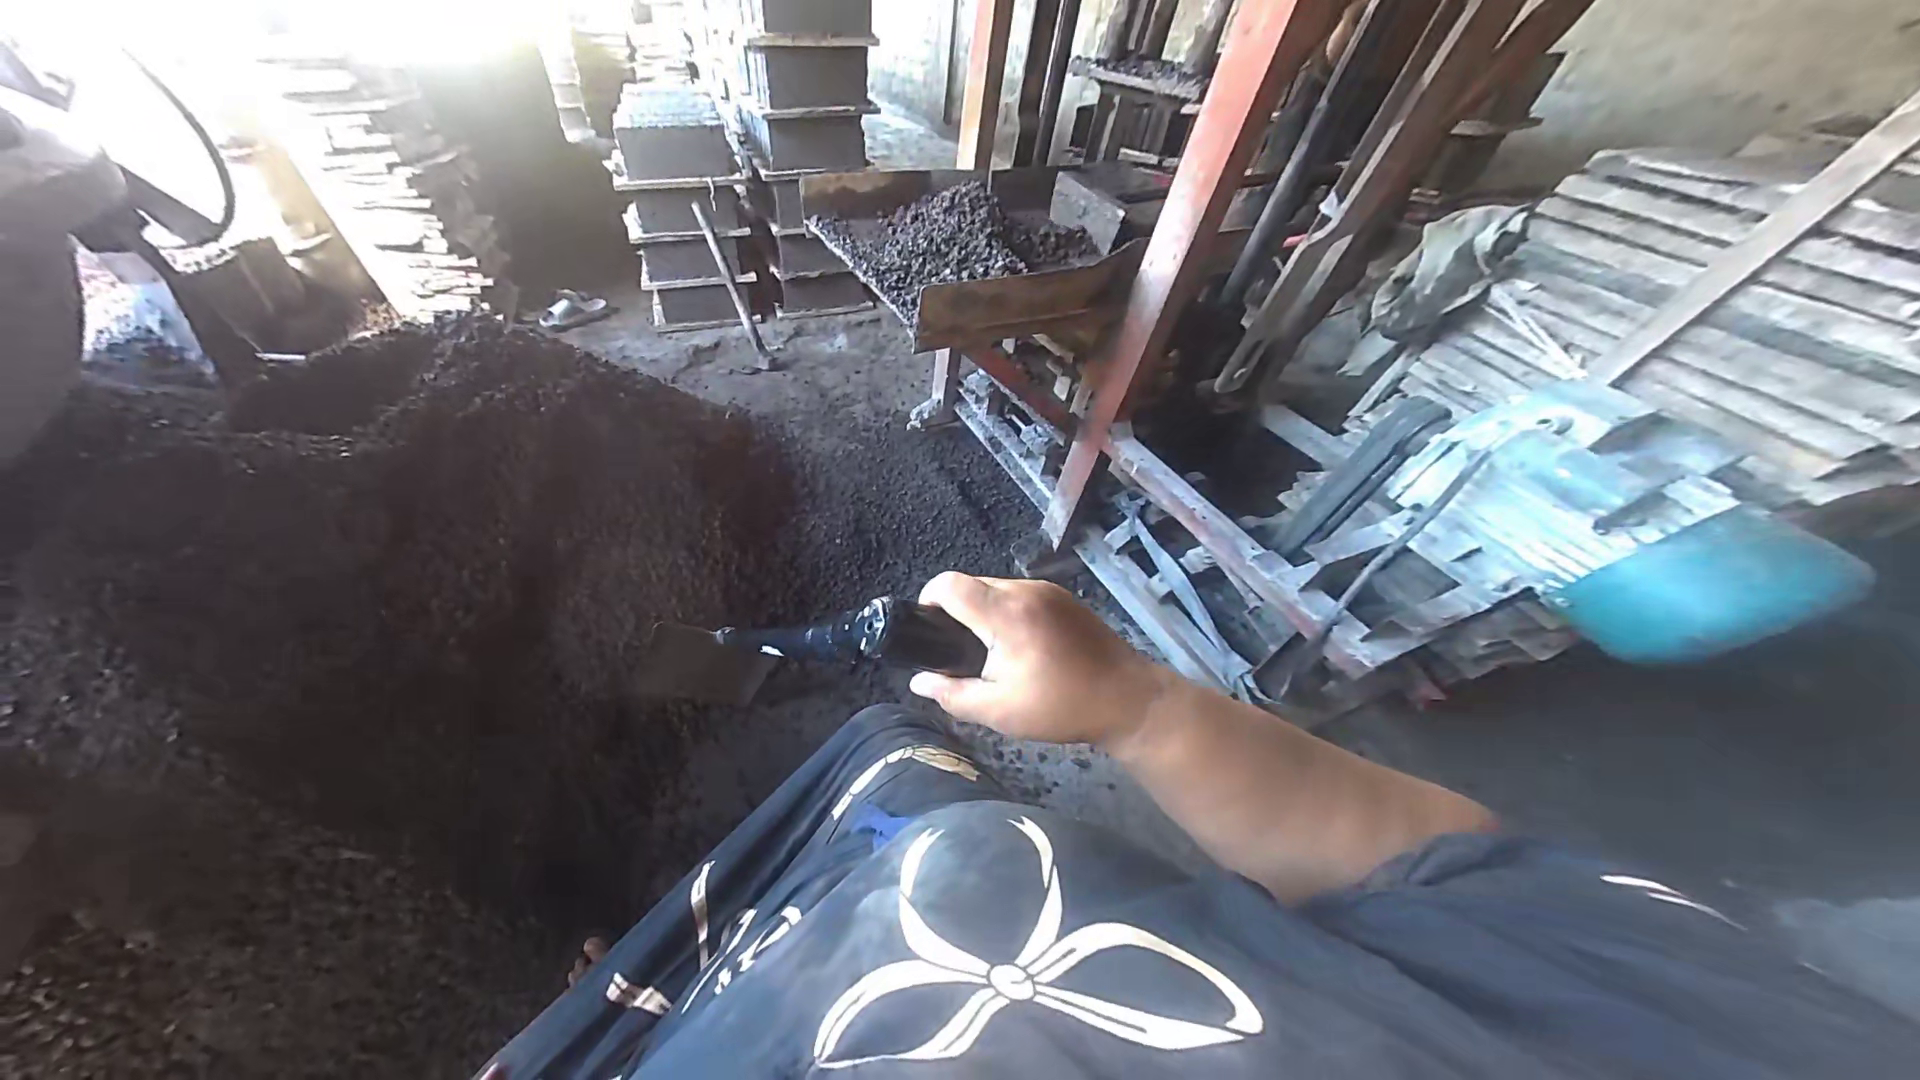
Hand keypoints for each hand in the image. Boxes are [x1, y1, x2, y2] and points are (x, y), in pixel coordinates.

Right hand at [909, 572, 1173, 746]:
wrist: (1128, 698)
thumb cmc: (1062, 707)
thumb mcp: (1000, 711)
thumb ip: (952, 694)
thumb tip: (918, 682)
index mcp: (1006, 614)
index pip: (949, 584)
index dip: (929, 599)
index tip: (928, 627)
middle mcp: (1025, 591)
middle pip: (971, 583)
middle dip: (955, 609)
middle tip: (959, 649)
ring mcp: (1047, 590)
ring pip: (995, 586)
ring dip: (982, 610)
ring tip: (989, 650)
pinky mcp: (1063, 596)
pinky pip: (1019, 593)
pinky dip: (1006, 610)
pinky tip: (1017, 643)